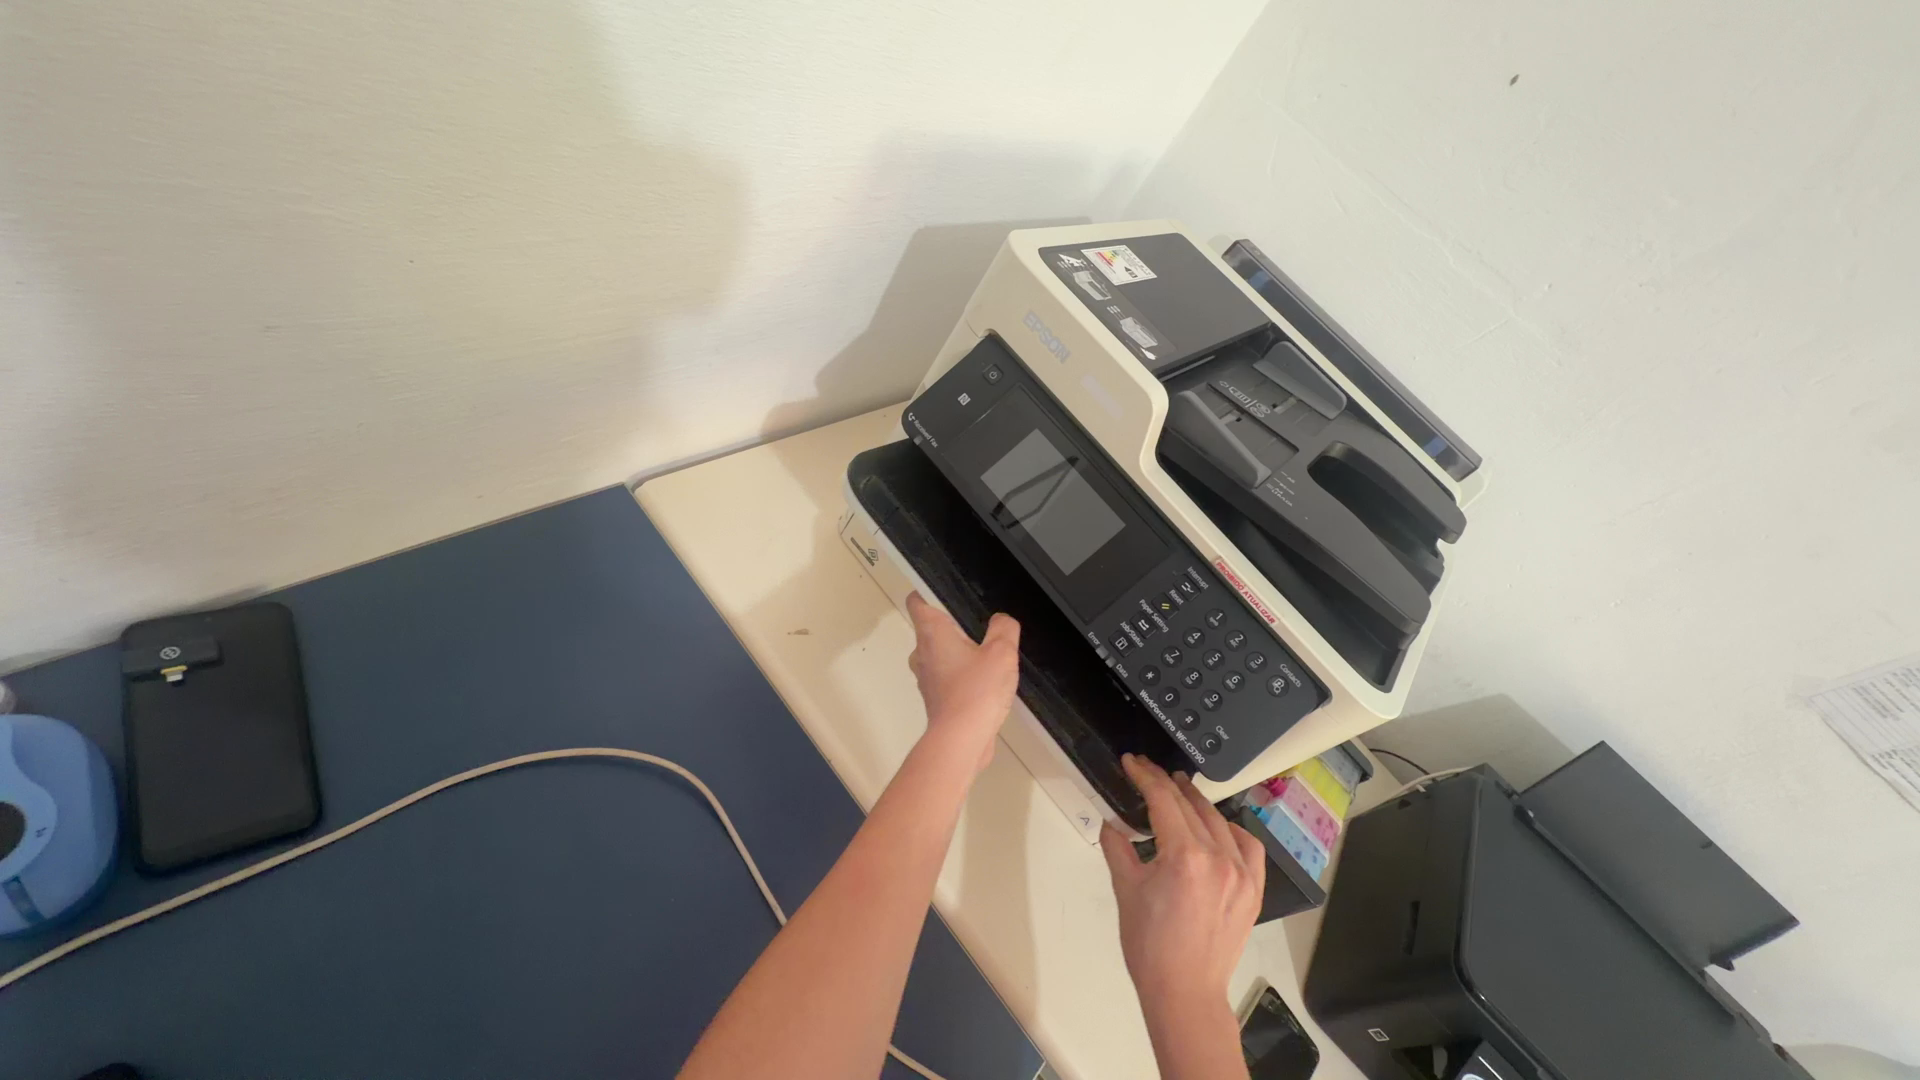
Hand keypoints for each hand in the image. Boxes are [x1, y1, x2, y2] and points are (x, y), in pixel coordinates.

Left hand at [904, 592, 1019, 772]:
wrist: (961, 740)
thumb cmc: (977, 690)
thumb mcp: (1001, 652)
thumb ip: (1003, 628)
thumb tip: (1001, 621)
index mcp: (932, 633)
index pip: (918, 602)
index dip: (926, 592)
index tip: (943, 590)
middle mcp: (922, 653)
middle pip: (930, 629)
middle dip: (951, 625)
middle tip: (979, 625)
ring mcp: (926, 678)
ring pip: (938, 655)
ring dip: (958, 652)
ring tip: (986, 654)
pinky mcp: (936, 699)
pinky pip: (947, 677)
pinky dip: (961, 675)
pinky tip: (984, 682)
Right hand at [1100, 754, 1265, 1015]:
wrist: (1185, 990)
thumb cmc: (1149, 944)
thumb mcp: (1125, 889)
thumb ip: (1118, 847)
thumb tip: (1112, 823)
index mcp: (1183, 855)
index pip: (1162, 800)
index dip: (1144, 776)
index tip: (1131, 762)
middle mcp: (1217, 857)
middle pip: (1189, 805)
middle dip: (1165, 783)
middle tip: (1147, 769)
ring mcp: (1240, 873)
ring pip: (1218, 821)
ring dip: (1196, 801)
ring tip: (1179, 789)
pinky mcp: (1253, 889)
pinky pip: (1248, 846)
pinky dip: (1232, 830)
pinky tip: (1217, 827)